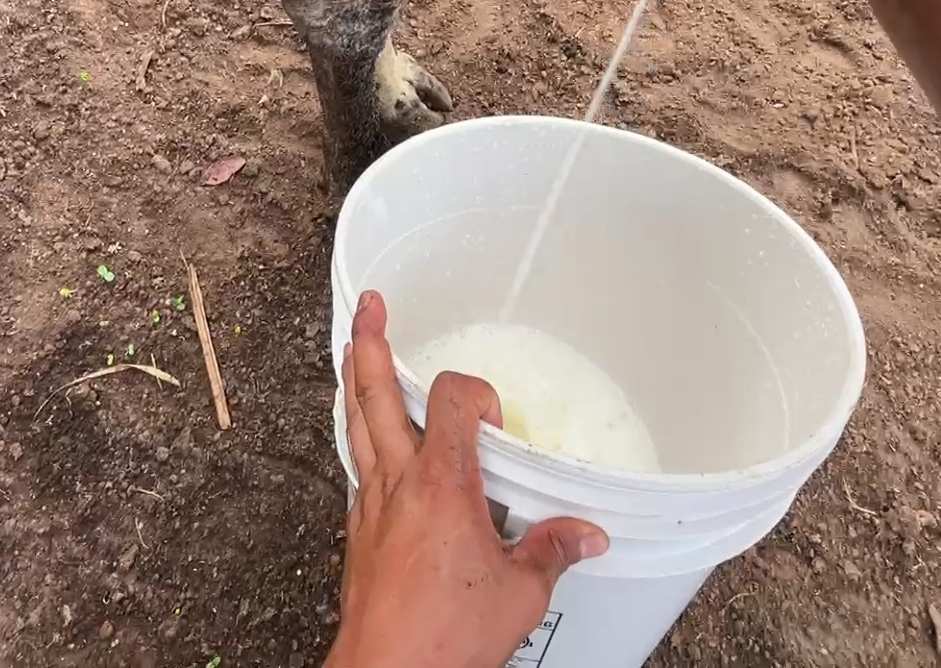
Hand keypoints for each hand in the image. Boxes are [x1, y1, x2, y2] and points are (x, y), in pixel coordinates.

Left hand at [327, 290, 608, 667]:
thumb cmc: (444, 636)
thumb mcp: (517, 594)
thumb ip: (550, 551)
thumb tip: (586, 534)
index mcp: (441, 482)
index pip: (451, 399)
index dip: (474, 391)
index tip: (492, 416)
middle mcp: (398, 479)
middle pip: (377, 392)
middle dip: (372, 341)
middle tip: (369, 306)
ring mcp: (371, 497)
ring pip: (356, 419)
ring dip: (354, 376)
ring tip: (354, 344)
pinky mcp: (358, 521)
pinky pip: (355, 457)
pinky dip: (357, 428)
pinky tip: (363, 428)